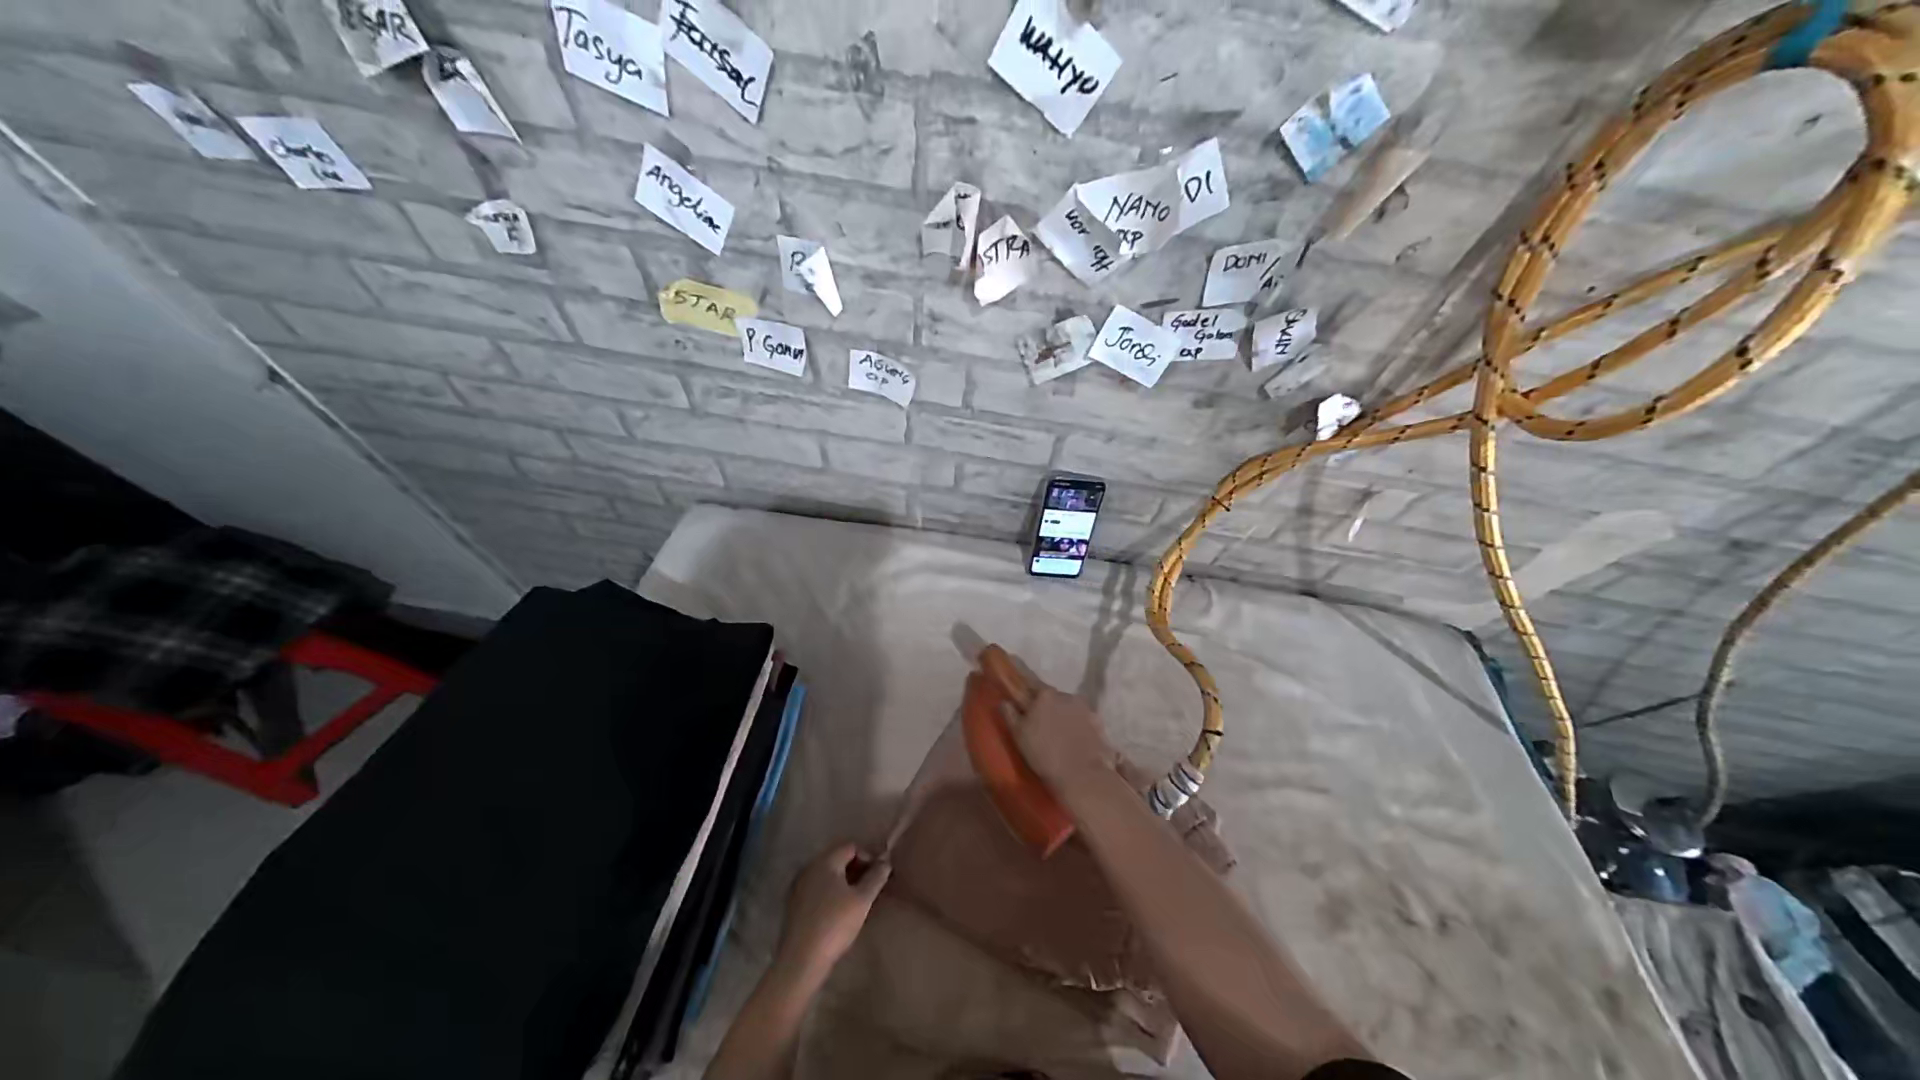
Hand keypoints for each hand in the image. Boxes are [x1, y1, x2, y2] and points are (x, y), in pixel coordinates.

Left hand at [774, 843, 888, 980]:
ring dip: (845, 880)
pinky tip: (839, 910)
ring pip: (827, 874)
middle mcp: (809, 867)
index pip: (851, 846)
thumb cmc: (835, 924)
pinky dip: (831, 891)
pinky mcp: (794, 904)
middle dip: (857, 868)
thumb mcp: (862, 900)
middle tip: (872, 886)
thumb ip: (876, 877)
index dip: (869, 855)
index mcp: (825, 861)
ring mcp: (799, 886)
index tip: (880, 874)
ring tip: (859, 898)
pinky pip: (818, 888)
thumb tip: (886, 861)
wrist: (801, 959)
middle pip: (837, 858)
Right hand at [1007, 685, 1118, 795]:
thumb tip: (1005, 701)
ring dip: (1065, 717)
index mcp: (1045, 694)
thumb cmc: (1043, 754)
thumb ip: (1010, 714)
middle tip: (1043, 725)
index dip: (1028, 696)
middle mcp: (1067, 695)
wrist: (1081, 775)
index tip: (1025, 705)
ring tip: (1061, 737)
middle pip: (1053, 697)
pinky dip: (1079, 727)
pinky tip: (1076, 742)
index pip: (1033, 686)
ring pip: (1070, 708)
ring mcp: (1086, 708)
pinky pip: (1084, 720)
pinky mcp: (1099, 723)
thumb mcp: (1018, 735)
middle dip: (1048, 707)